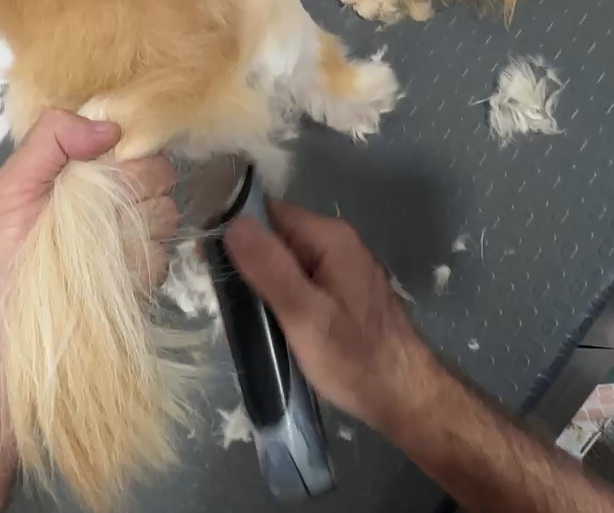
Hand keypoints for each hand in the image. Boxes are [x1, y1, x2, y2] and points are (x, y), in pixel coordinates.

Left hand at [0, 108, 178, 335]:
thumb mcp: (12, 185)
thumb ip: (51, 138)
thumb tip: (111, 127)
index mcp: (85, 169)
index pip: (133, 140)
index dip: (127, 148)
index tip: (105, 162)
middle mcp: (115, 198)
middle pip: (159, 174)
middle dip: (133, 186)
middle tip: (94, 207)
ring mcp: (132, 239)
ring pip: (166, 213)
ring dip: (136, 226)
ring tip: (95, 243)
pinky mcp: (141, 278)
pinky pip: (162, 257)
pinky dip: (139, 263)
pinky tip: (109, 271)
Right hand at [223, 201, 444, 438]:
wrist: (408, 401)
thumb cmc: (355, 359)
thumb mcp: (305, 316)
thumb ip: (270, 268)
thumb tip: (233, 223)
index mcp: (329, 236)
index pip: (268, 212)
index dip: (235, 230)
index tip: (206, 257)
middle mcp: (336, 241)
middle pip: (276, 233)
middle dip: (247, 257)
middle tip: (223, 293)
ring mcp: (341, 264)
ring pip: (286, 256)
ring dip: (262, 277)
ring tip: (242, 310)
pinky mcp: (342, 288)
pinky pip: (300, 275)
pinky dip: (280, 290)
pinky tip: (269, 317)